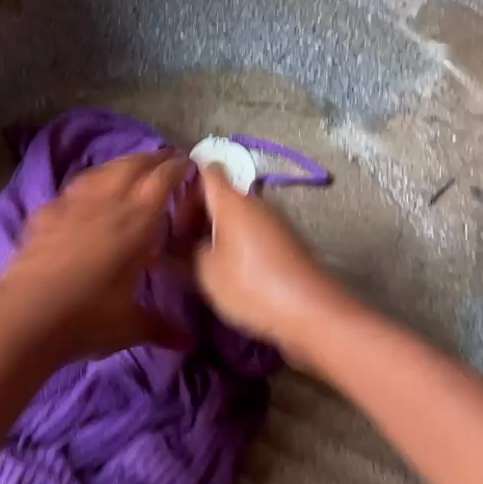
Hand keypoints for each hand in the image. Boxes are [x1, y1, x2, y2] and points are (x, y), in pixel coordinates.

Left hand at [0, 150, 193, 367]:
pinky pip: (73, 190)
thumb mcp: (130, 326)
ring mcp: (72, 204)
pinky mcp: (45, 214)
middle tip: (166, 159)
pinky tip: (87, 198)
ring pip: (101, 171)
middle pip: (132, 165)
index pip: (162, 180)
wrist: (24, 314)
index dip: (178, 168)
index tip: (189, 164)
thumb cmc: (87, 318)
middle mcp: (106, 202)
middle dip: (152, 158)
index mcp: (136, 221)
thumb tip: (188, 342)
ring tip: (130, 170)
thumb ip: (160, 326)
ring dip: (120, 166)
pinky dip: (88, 186)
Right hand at [192, 163, 347, 355]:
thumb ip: (184, 252)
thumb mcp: (205, 273)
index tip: (169, 206)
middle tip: (179, 241)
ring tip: (200, 259)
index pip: (207, 170)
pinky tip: (229, 270)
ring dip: (218, 230)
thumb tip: (176, 242)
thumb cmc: (251, 286)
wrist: (312, 313)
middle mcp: (255, 202)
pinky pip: (253, 231)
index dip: (186, 181)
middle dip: (198, 213)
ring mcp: (275, 221)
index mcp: (232, 200)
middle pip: (222, 194)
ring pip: (238, 215)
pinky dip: (237, 242)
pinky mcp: (287, 242)